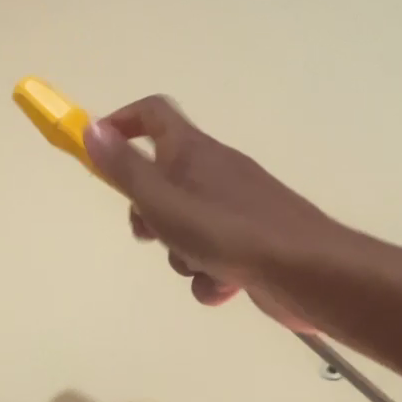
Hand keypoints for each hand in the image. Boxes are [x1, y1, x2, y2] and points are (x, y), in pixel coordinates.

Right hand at [82, 95, 339, 331]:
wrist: (311, 274)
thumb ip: (125, 168)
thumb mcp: (162, 201)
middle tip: (147, 233)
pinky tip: (221, 287)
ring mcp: (234, 208)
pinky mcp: (250, 243)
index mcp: (192, 152)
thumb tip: (91, 128)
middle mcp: (214, 172)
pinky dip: (208, 272)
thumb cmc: (228, 232)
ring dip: (179, 250)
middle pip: (162, 178)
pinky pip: (211, 253)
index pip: (152, 114)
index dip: (120, 123)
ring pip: (184, 222)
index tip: (97, 154)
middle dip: (146, 210)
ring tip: (195, 266)